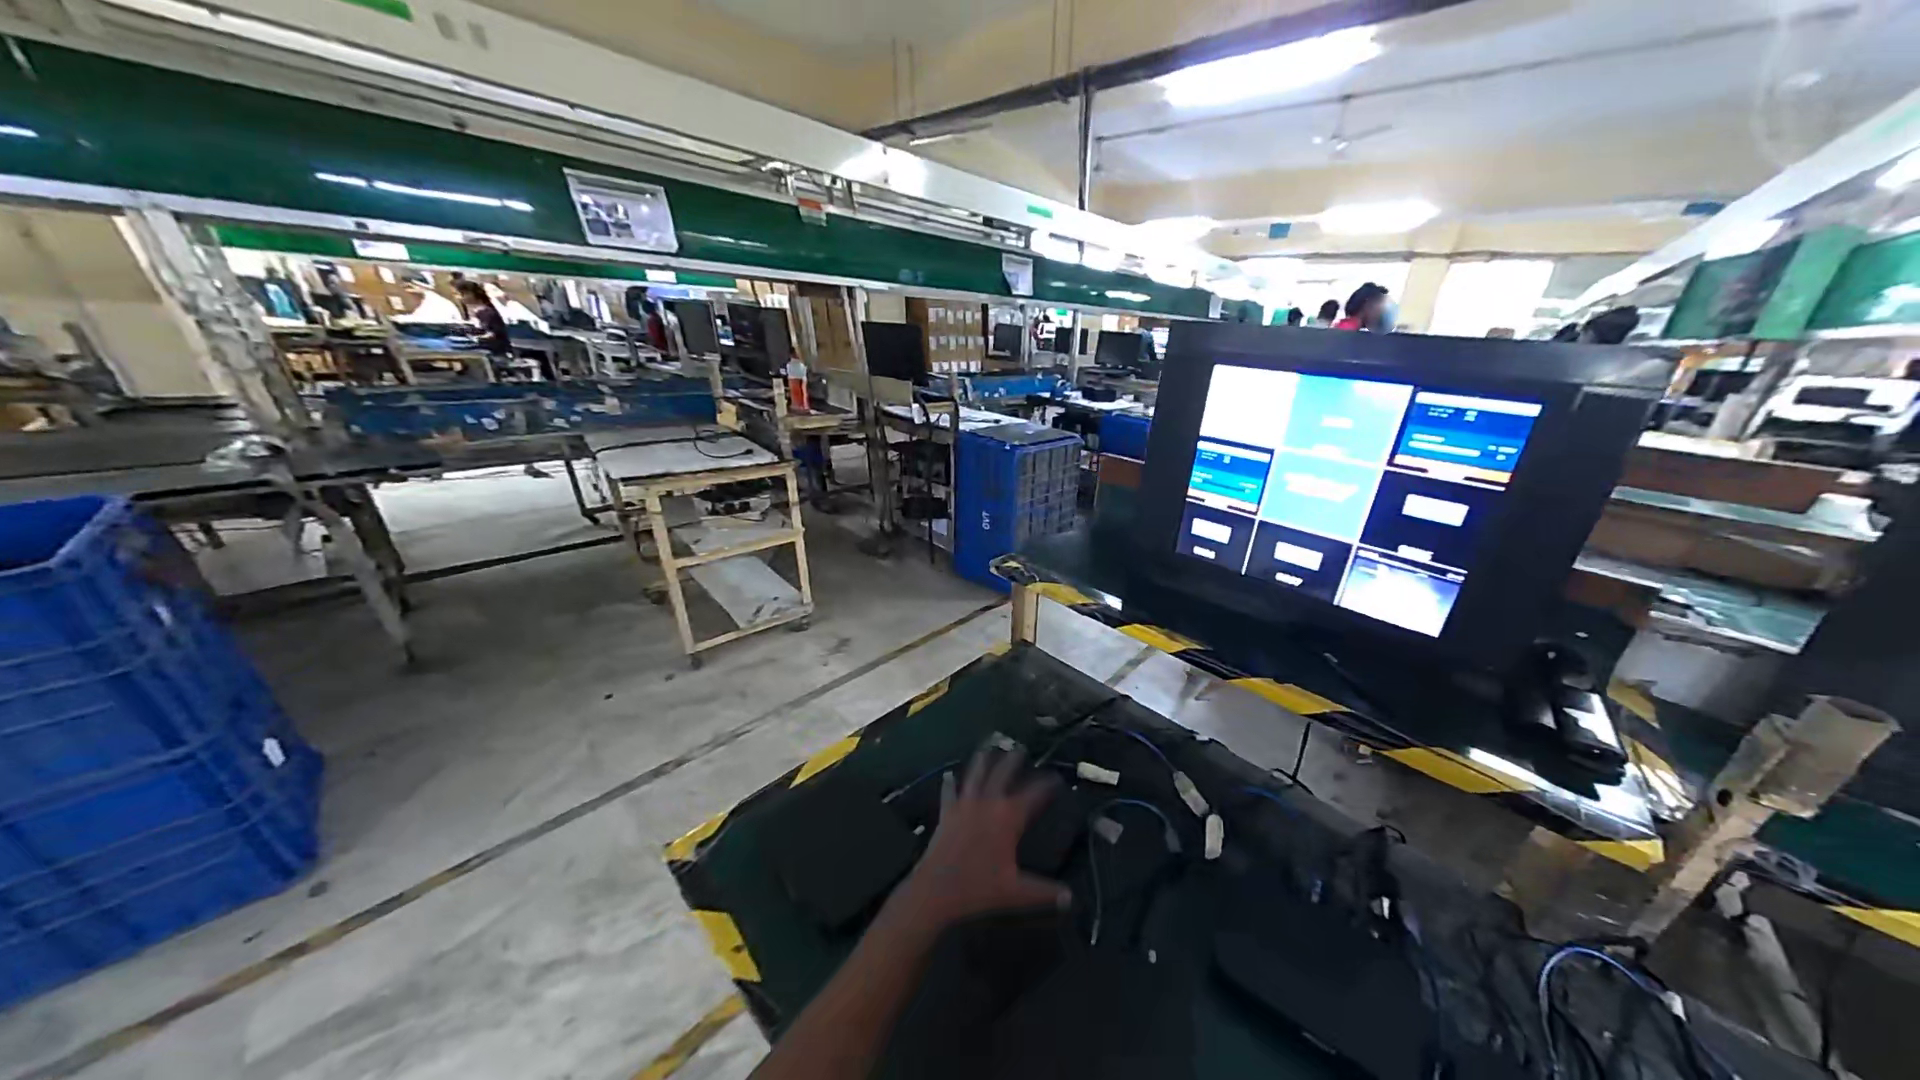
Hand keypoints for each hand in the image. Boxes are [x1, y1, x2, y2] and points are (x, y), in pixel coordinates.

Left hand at [882, 748, 1070, 935]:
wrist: (936, 889)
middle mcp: (987, 803)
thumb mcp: (1017, 892)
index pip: (1034, 794)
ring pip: (975, 774)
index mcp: (1008, 817)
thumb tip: (1071, 898)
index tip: (1057, 777)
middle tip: (1021, 748)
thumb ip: (1045, 892)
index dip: (1047, 784)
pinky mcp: (946, 812)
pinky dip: (950, 783)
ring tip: (988, 745)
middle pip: (1002, 773)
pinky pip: (949, 792)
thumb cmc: (979, 887)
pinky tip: (949, 775)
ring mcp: (964, 804)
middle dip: (1013, 760)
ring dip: (983, 759)